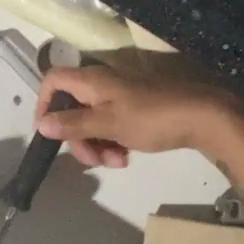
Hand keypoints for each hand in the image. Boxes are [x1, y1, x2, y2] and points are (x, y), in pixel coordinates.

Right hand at [34, 65, 241, 167]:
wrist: (202, 118)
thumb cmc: (152, 118)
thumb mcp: (108, 124)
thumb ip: (73, 124)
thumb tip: (40, 124)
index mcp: (91, 81)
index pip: (53, 81)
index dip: (44, 104)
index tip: (49, 132)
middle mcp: (101, 86)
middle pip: (71, 110)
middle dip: (77, 139)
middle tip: (93, 160)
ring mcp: (118, 99)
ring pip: (91, 123)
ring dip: (96, 146)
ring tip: (116, 162)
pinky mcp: (133, 112)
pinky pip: (110, 127)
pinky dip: (112, 143)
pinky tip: (125, 158)